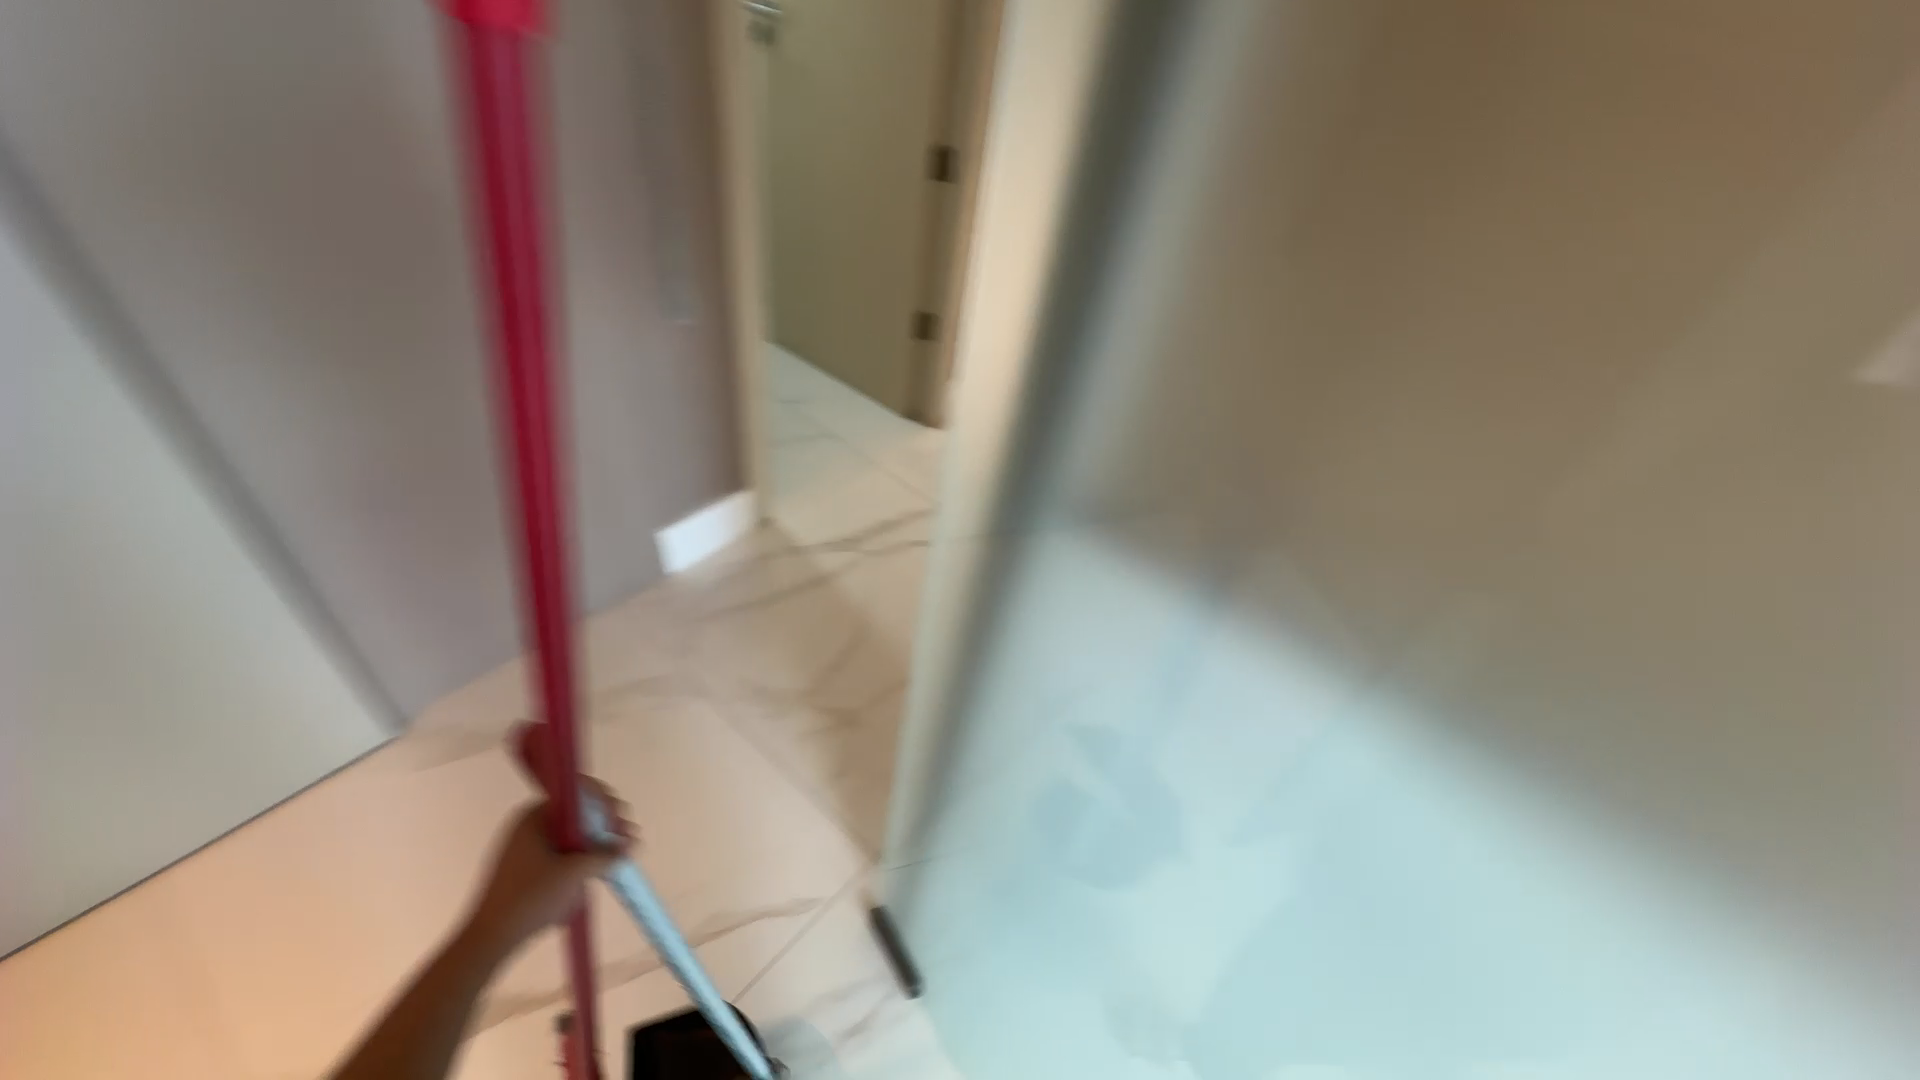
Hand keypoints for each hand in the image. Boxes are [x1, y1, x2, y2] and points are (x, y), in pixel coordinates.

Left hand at [463, 778, 635, 953]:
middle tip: (629, 836)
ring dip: (599, 841)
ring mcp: (528, 846)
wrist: (489, 939)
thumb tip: (629, 845)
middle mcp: (530, 824)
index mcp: (535, 815)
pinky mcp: (529, 867)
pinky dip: (584, 856)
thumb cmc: (530, 897)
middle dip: (607, 822)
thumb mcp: (574, 872)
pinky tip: (601, 869)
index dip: (605, 801)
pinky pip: (563, 852)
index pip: (578, 792)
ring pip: (573, 834)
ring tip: (621, 855)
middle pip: (578, 812)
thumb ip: (605, 854)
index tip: (621, 819)